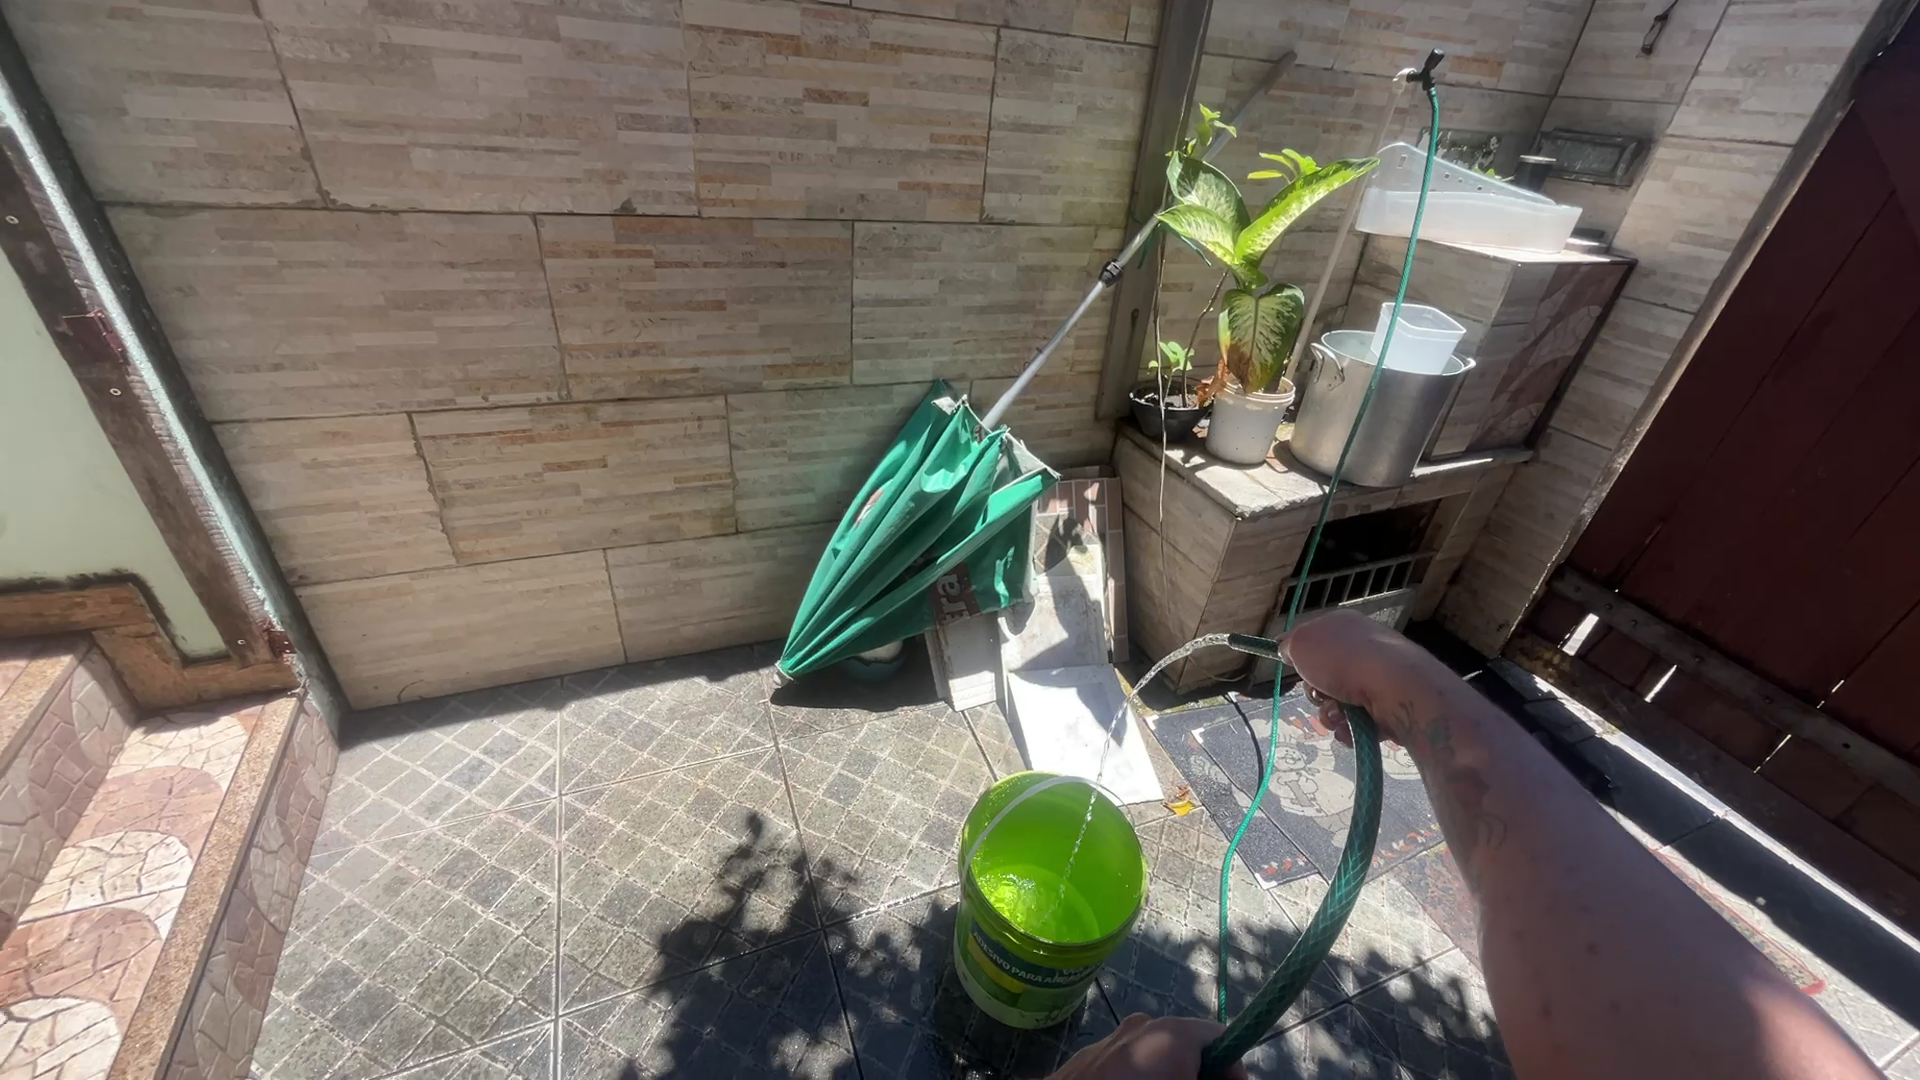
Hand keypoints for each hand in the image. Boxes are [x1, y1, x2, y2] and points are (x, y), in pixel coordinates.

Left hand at [1050, 1014, 1247, 1079]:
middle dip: (1203, 1077)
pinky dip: (1145, 1077)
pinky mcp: (1092, 1056)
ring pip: (1160, 1057)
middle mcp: (1144, 1025)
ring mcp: (1115, 1038)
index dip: (1235, 1071)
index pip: (1221, 1038)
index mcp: (1172, 1034)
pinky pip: (1132, 1064)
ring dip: (1174, 1076)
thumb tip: (1235, 1079)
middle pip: (1191, 1048)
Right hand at [1279, 610, 1454, 745]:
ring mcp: (1378, 677)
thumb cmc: (1342, 659)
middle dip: (1314, 690)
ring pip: (1337, 700)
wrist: (1395, 688)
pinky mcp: (1389, 705)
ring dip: (1329, 712)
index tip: (1290, 665)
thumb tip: (1289, 650)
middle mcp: (1362, 648)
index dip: (1299, 652)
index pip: (1314, 637)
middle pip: (1323, 674)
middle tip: (1318, 692)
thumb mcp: (1300, 642)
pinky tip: (1349, 726)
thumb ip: (1289, 645)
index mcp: (1342, 625)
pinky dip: (1348, 727)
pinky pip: (1357, 720)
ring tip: (1337, 714)